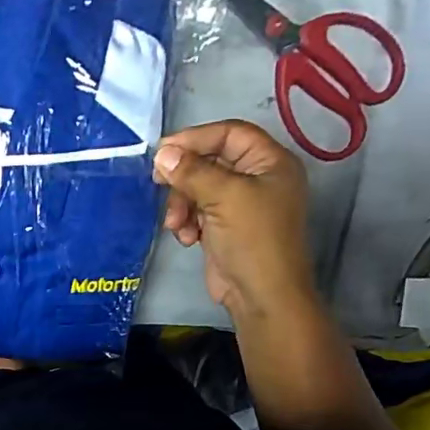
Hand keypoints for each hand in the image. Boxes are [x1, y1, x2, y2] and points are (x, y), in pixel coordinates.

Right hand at [153, 121, 312, 318]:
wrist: (261, 295)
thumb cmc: (252, 239)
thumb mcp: (223, 197)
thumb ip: (192, 172)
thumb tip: (162, 154)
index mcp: (270, 162)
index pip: (230, 134)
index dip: (196, 138)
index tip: (163, 151)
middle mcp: (257, 179)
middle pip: (210, 162)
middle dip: (185, 177)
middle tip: (159, 182)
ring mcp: (240, 205)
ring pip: (199, 189)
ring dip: (182, 204)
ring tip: (176, 225)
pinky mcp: (224, 228)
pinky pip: (197, 213)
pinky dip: (187, 222)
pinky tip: (185, 238)